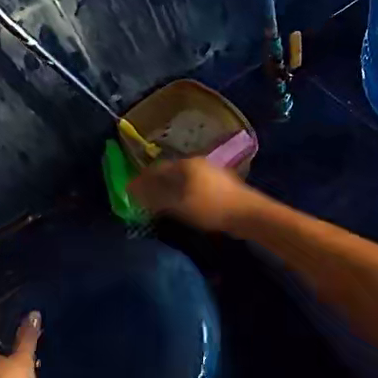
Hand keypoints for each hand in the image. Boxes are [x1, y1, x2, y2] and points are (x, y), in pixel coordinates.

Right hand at [128, 157, 256, 232]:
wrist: (248, 214)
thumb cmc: (211, 207)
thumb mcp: (179, 204)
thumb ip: (156, 197)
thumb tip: (134, 191)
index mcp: (187, 164)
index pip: (157, 168)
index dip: (142, 179)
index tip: (130, 189)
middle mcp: (198, 164)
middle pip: (170, 172)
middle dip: (155, 184)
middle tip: (142, 198)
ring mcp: (210, 173)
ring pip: (182, 179)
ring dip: (169, 190)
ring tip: (159, 203)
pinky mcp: (219, 185)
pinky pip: (193, 186)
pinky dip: (182, 193)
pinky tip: (180, 205)